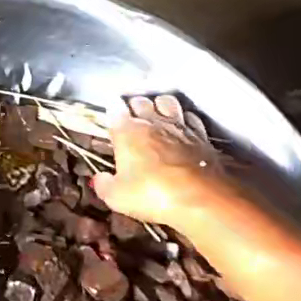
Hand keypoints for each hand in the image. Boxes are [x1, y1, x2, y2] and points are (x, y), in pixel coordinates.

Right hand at [93, 95, 236, 227]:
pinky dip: (185, 119)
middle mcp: (152, 121)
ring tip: (158, 116)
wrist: (199, 198)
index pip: (115, 110)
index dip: (113, 116)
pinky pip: (190, 117)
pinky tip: (183, 129)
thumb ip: (104, 185)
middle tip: (132, 120)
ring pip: (167, 101)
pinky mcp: (200, 135)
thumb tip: (99, 179)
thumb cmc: (153, 194)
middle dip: (135, 107)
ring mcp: (178, 125)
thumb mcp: (118, 197)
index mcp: (127, 131)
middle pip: (141, 101)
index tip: (112, 125)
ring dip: (160, 106)